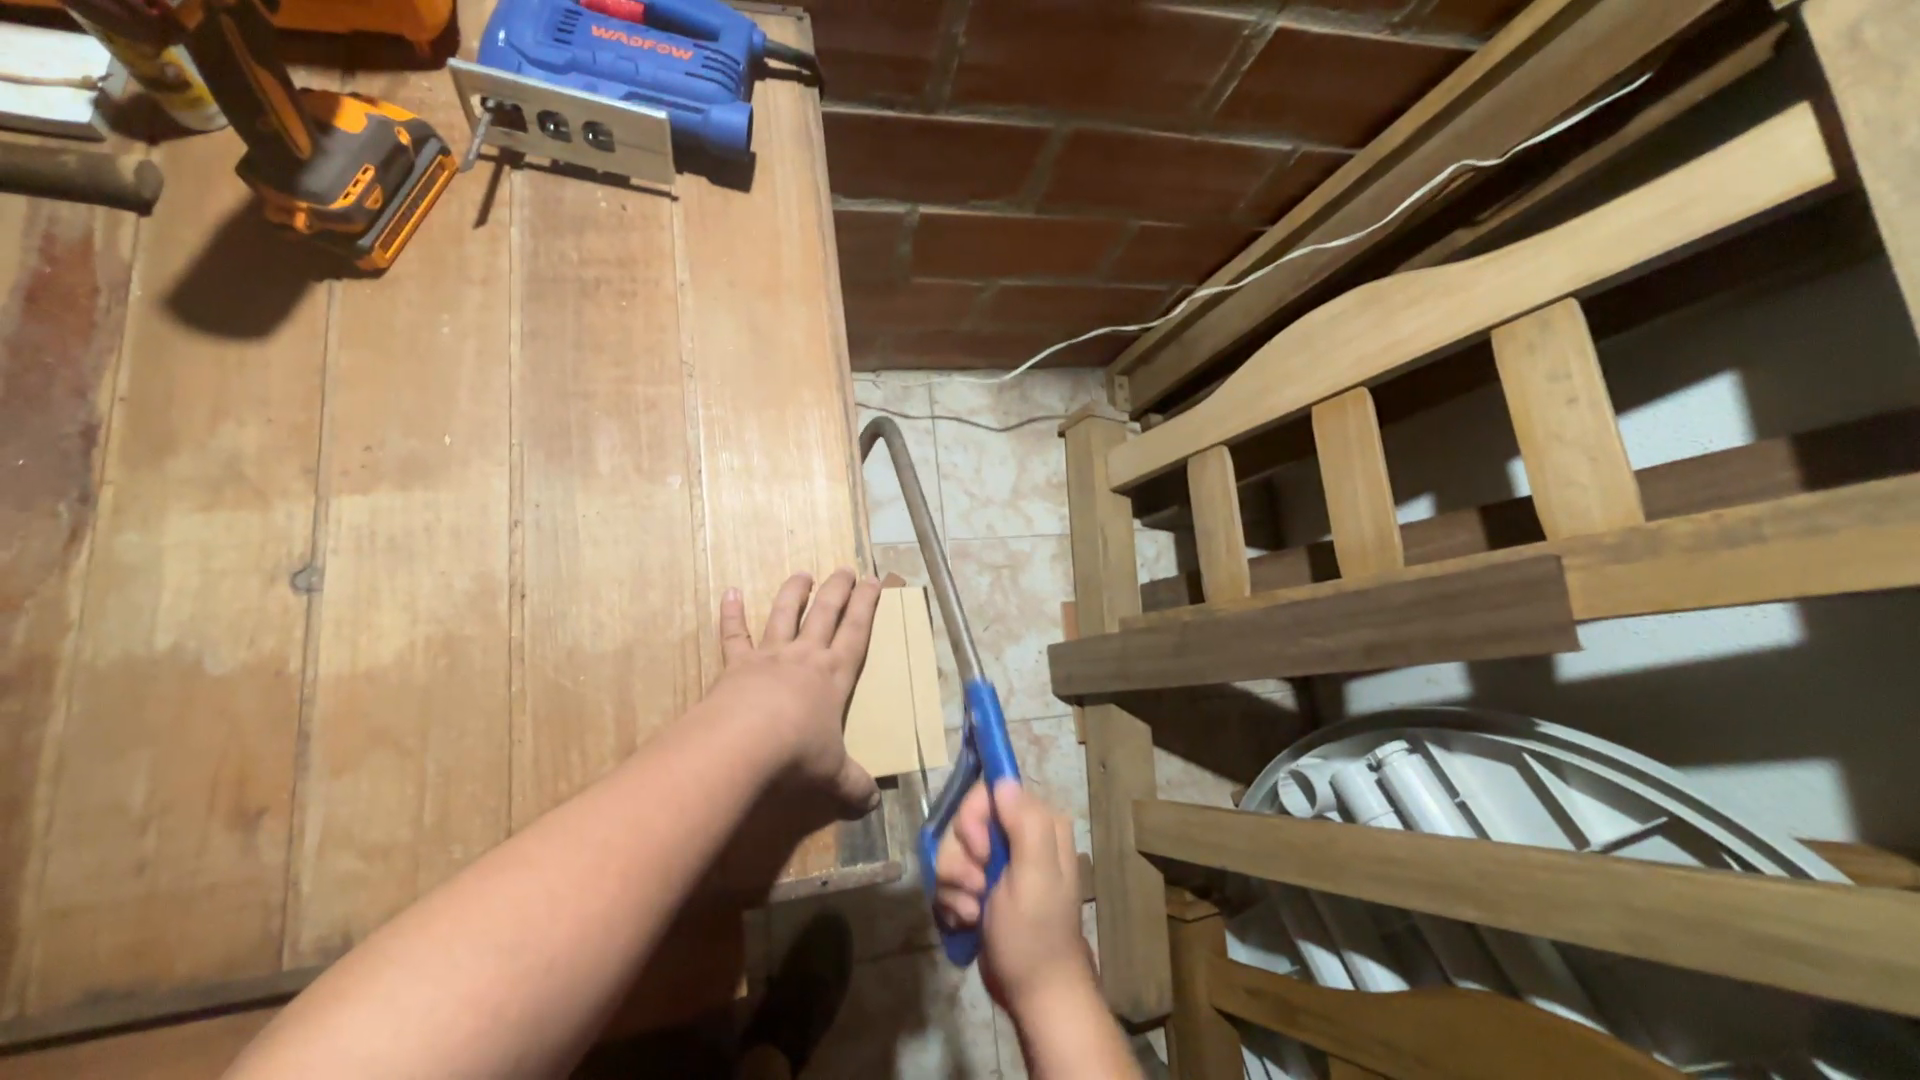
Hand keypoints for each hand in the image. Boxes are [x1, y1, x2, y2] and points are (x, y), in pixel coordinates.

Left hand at [709, 569, 880, 818]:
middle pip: (825, 613)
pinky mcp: (736, 664)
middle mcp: (805, 657)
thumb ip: (854, 785)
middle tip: (846, 569)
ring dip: (794, 592)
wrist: (745, 744)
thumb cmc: (798, 755)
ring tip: (802, 574)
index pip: (857, 632)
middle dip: (838, 589)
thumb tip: (873, 803)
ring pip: (784, 614)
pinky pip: (733, 634)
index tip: (875, 581)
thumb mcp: (835, 774)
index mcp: (835, 675)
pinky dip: (730, 612)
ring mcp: (769, 656)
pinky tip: (728, 592)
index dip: (868, 605)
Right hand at [934, 781, 1092, 1011]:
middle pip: (964, 822)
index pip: (989, 793)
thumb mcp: (1036, 877)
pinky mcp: (980, 886)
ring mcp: (998, 863)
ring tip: (975, 912)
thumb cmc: (1036, 935)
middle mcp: (1018, 836)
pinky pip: (948, 878)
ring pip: (951, 851)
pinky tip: (968, 921)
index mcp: (1039, 825)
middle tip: (978, 888)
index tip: (978, 851)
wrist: (1033, 992)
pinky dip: (953, 901)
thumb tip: (1003, 780)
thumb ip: (1025, 825)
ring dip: (955, 886)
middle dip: (961, 860)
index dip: (973, 820)